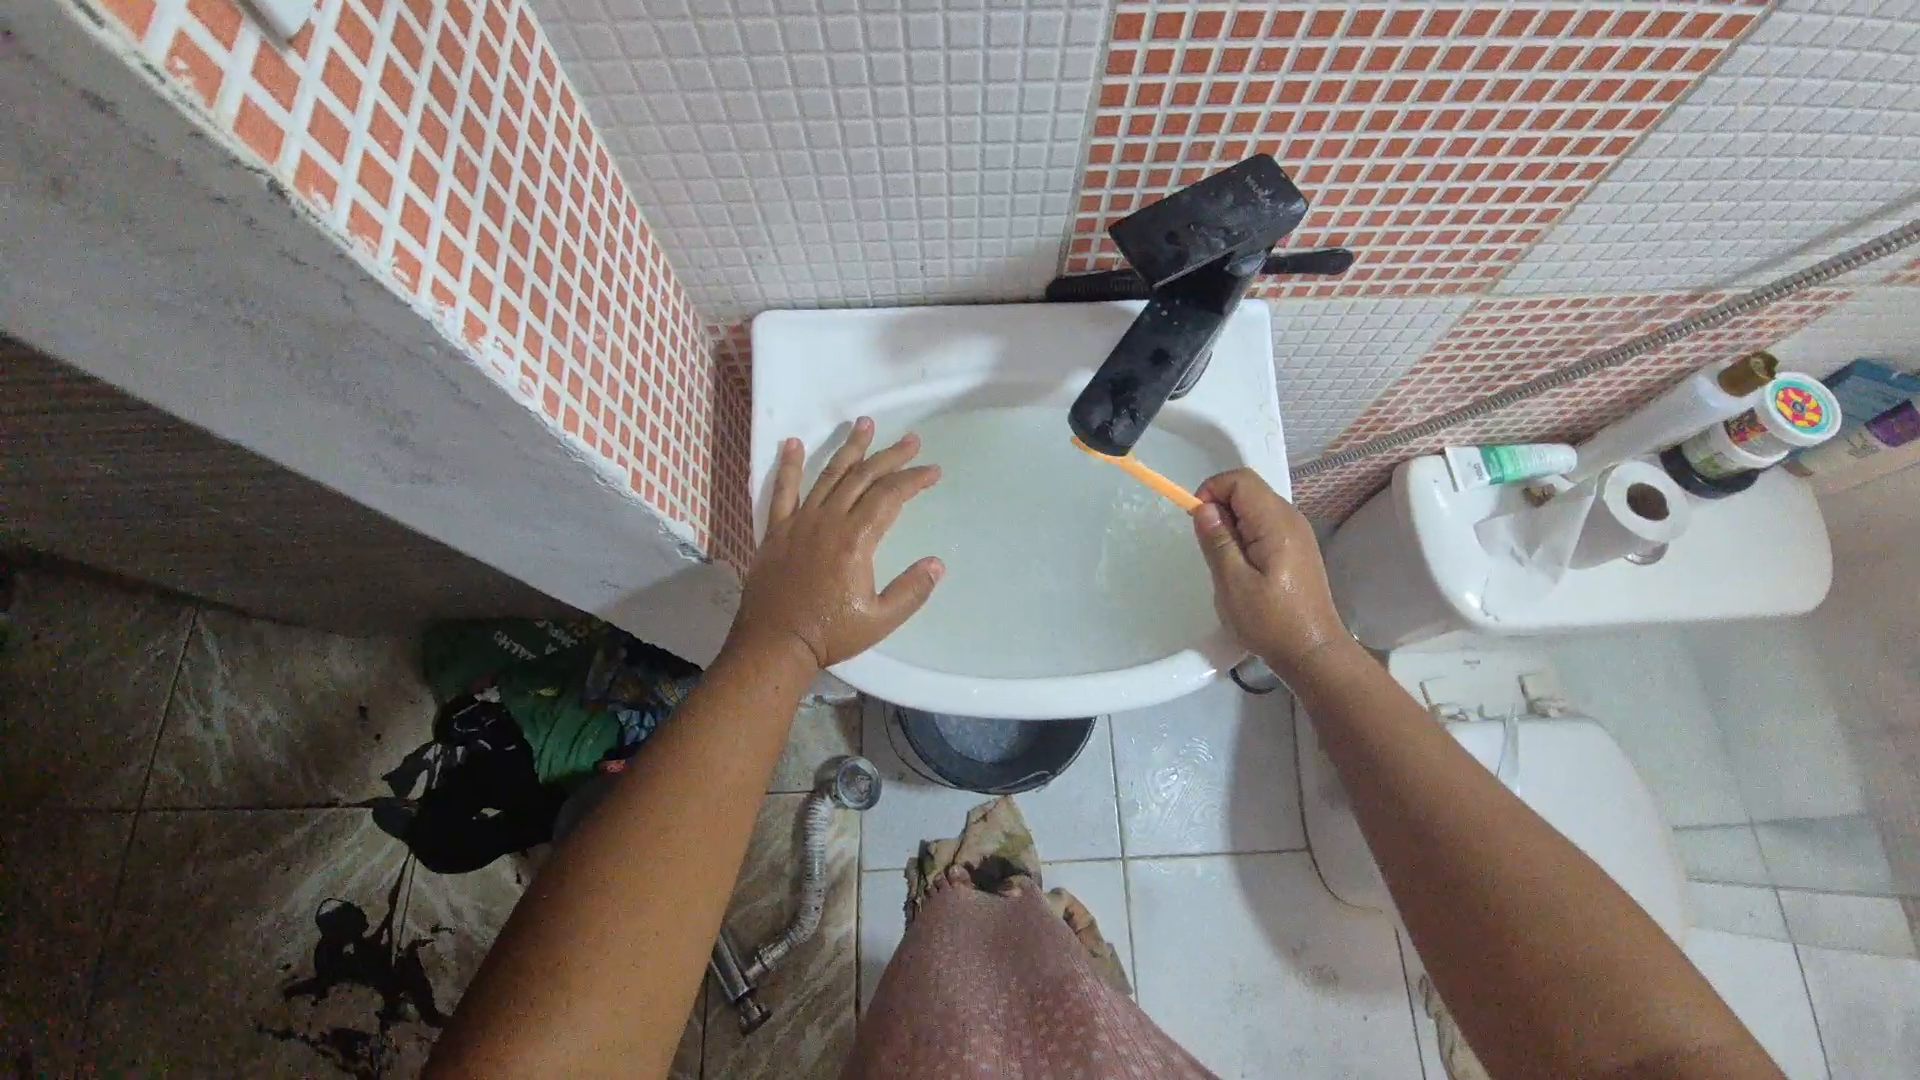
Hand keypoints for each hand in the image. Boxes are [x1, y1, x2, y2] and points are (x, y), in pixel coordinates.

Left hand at [728, 417, 944, 670]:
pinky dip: (789, 466)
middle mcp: (828, 521)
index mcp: (855, 540)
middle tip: (912, 440)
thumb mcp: (880, 619)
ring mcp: (799, 522)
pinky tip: (794, 444)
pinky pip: (782, 491)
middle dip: (890, 456)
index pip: (890, 497)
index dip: (913, 480)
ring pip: (828, 475)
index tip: (933, 471)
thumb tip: (937, 564)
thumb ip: (911, 590)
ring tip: (864, 424)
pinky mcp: (776, 531)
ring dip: (849, 449)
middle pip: (863, 477)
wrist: (774, 643)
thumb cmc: (830, 634)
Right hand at [1190, 469, 1348, 679]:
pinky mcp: (1295, 547)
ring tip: (1222, 559)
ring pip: (1254, 507)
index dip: (1211, 490)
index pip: (1240, 480)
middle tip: (1207, 544)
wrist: (1312, 651)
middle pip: (1248, 490)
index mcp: (1276, 523)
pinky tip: (1240, 566)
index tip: (1196, 520)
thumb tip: (1204, 508)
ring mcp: (1296, 533)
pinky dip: (1244, 534)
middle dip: (1219, 507)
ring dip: (1230, 523)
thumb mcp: (1233, 583)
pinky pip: (1263, 525)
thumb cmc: (1270, 621)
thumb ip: (1217, 541)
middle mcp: (1290, 519)